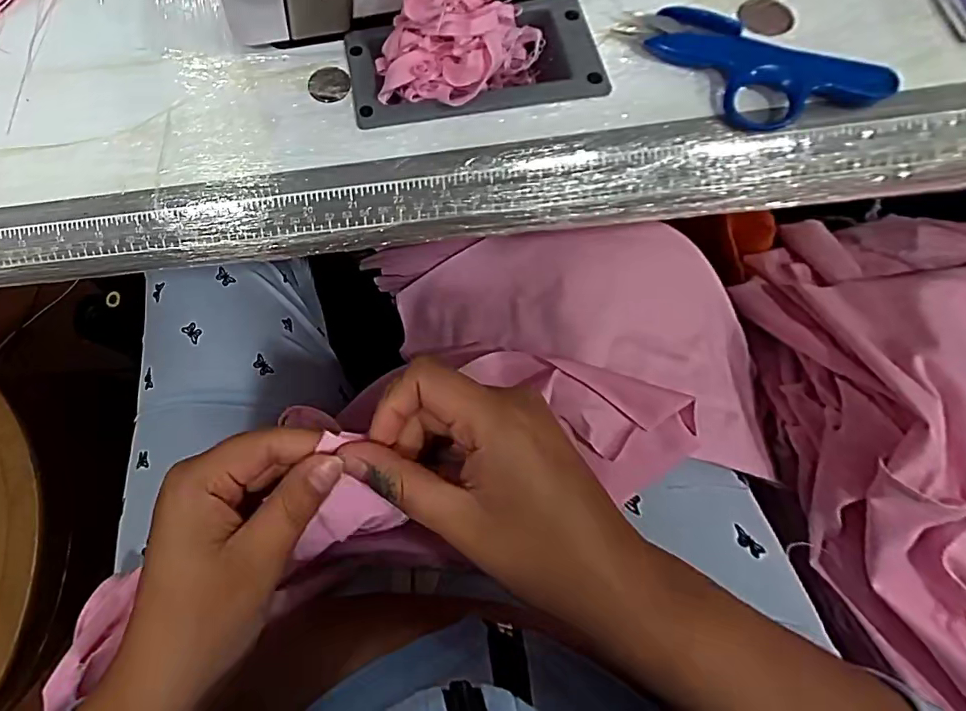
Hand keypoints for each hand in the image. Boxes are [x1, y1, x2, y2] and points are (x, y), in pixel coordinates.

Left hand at [86, 428, 343, 710]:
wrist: (165, 680)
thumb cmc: (205, 622)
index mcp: (197, 477)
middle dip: (305, 460)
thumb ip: (294, 504)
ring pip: (257, 473)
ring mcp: (198, 495)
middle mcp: (194, 475)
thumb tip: (331, 460)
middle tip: (355, 468)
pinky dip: (279, 498)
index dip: (310, 443)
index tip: (356, 450)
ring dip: (296, 478)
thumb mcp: (258, 561)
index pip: (263, 443)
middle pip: (259, 454)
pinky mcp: (206, 516)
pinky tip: (308, 501)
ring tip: (342, 481)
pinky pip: (249, 493)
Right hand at [339, 360, 907, 710]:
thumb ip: (398, 481)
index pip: (421, 377)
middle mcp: (509, 397)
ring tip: (426, 489)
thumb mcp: (457, 521)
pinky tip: (452, 484)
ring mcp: (523, 410)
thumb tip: (347, 454)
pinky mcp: (529, 427)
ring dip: (426, 441)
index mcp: (494, 412)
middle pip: (434, 392)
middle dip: (405, 432)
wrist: (618, 587)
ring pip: (450, 406)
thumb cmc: (537, 556)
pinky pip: (473, 419)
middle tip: (399, 483)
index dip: (389, 409)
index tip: (379, 457)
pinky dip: (450, 445)